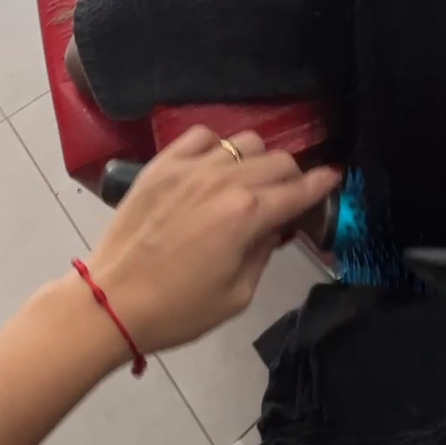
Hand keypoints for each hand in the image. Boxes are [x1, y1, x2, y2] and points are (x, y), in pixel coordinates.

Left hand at [82, 127, 340, 354]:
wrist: (111, 301)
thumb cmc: (178, 309)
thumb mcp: (238, 295)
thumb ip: (265, 251)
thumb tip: (276, 225)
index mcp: (248, 215)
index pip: (299, 190)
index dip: (322, 183)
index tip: (334, 176)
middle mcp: (226, 180)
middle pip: (279, 161)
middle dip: (292, 177)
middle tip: (286, 196)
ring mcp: (193, 167)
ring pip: (246, 142)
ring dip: (258, 159)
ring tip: (249, 180)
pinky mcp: (165, 162)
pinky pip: (203, 134)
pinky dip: (217, 145)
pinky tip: (214, 164)